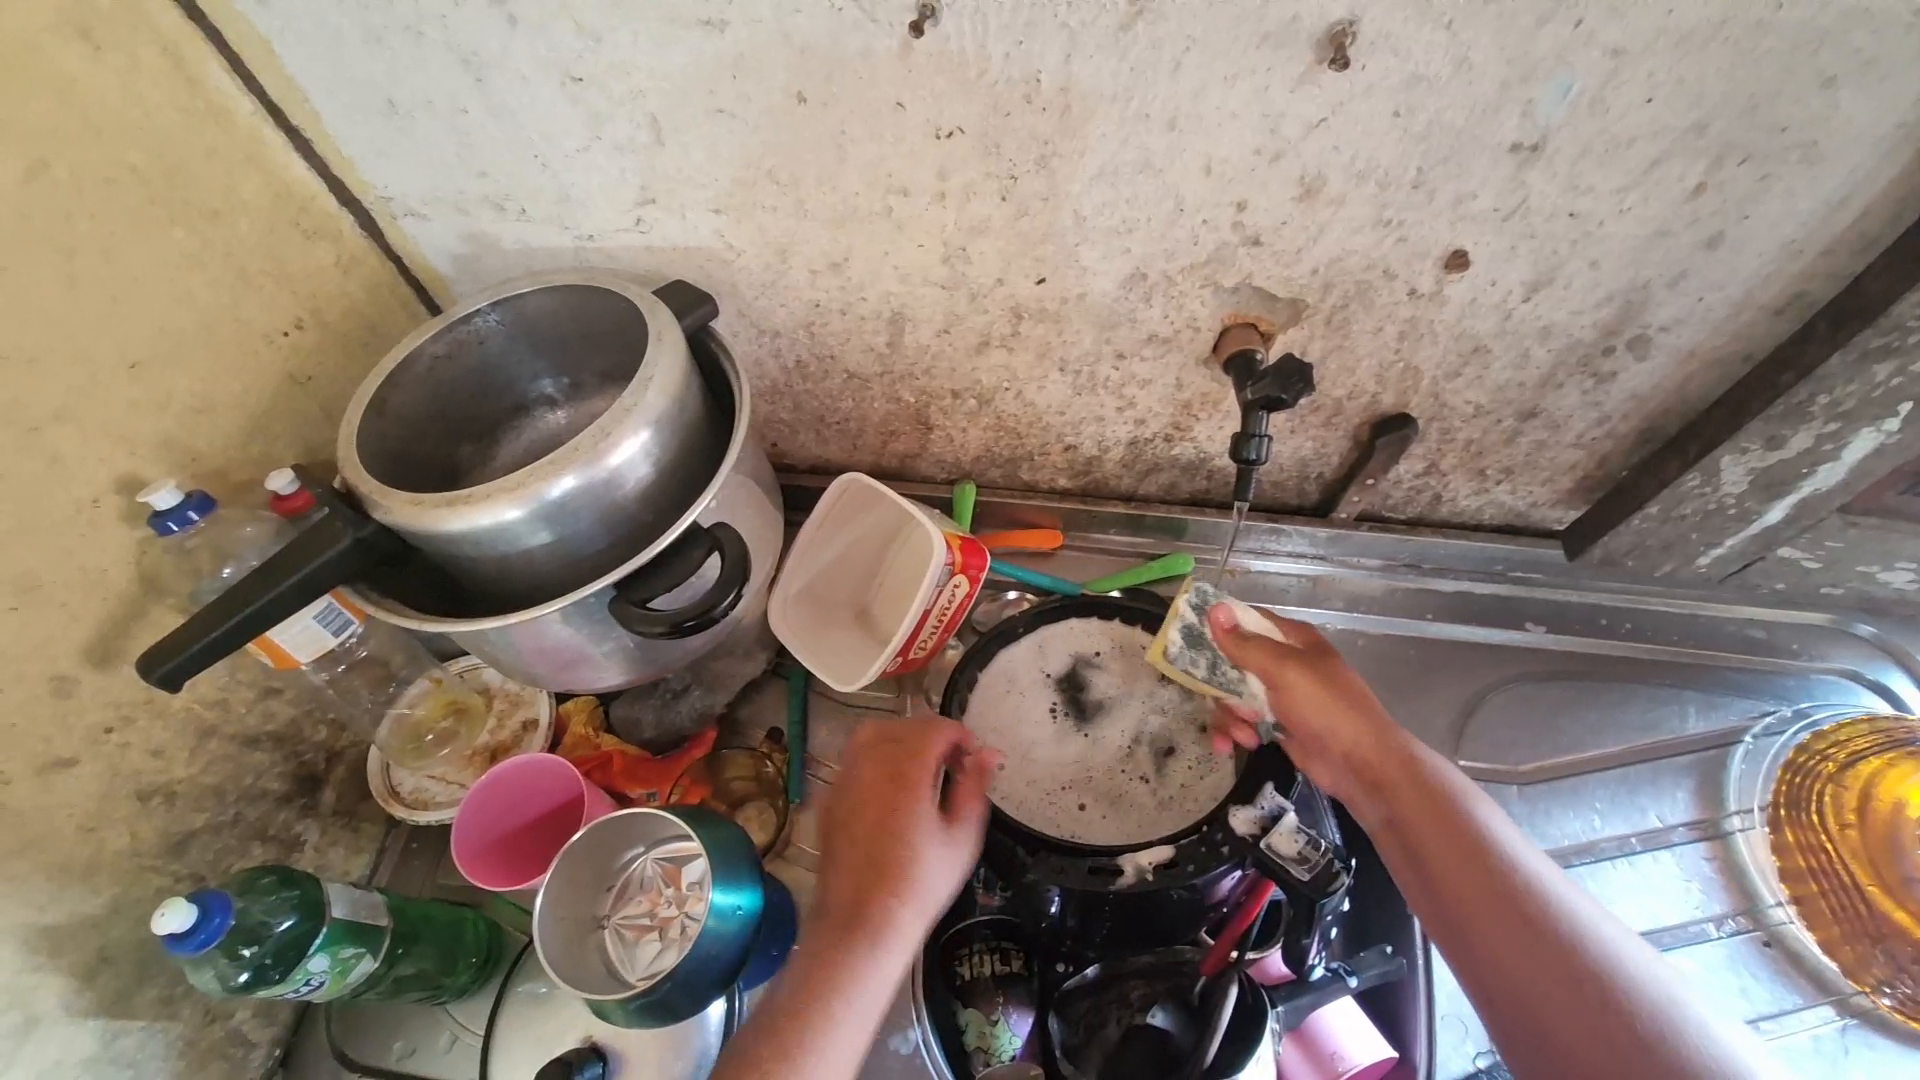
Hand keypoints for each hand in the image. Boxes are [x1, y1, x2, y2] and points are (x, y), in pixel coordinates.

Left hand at [808, 717, 999, 954]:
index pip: (935, 727)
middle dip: (932, 735)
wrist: (862, 925)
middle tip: (952, 764)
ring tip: (920, 769)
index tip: (973, 757)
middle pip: (903, 726)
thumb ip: (974, 786)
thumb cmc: (919, 884)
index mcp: (904, 768)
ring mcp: (843, 779)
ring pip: (871, 735)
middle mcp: (869, 763)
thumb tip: (988, 754)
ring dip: (900, 739)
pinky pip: (852, 761)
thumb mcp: (961, 837)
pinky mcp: (828, 798)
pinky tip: (889, 790)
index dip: (960, 735)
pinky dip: (874, 760)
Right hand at [1204, 602, 1411, 802]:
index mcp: (1291, 640)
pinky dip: (1234, 732)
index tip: (1186, 641)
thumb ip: (1245, 644)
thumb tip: (1214, 609)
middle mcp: (1283, 663)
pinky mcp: (1275, 725)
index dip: (1217, 627)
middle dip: (1220, 685)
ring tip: (1242, 733)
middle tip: (1221, 700)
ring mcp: (1278, 696)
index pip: (1245, 620)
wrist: (1361, 766)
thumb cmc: (1326, 708)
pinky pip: (1241, 721)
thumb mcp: (1283, 670)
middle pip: (1231, 662)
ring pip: (1232, 695)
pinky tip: (1234, 746)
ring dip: (1228, 715)